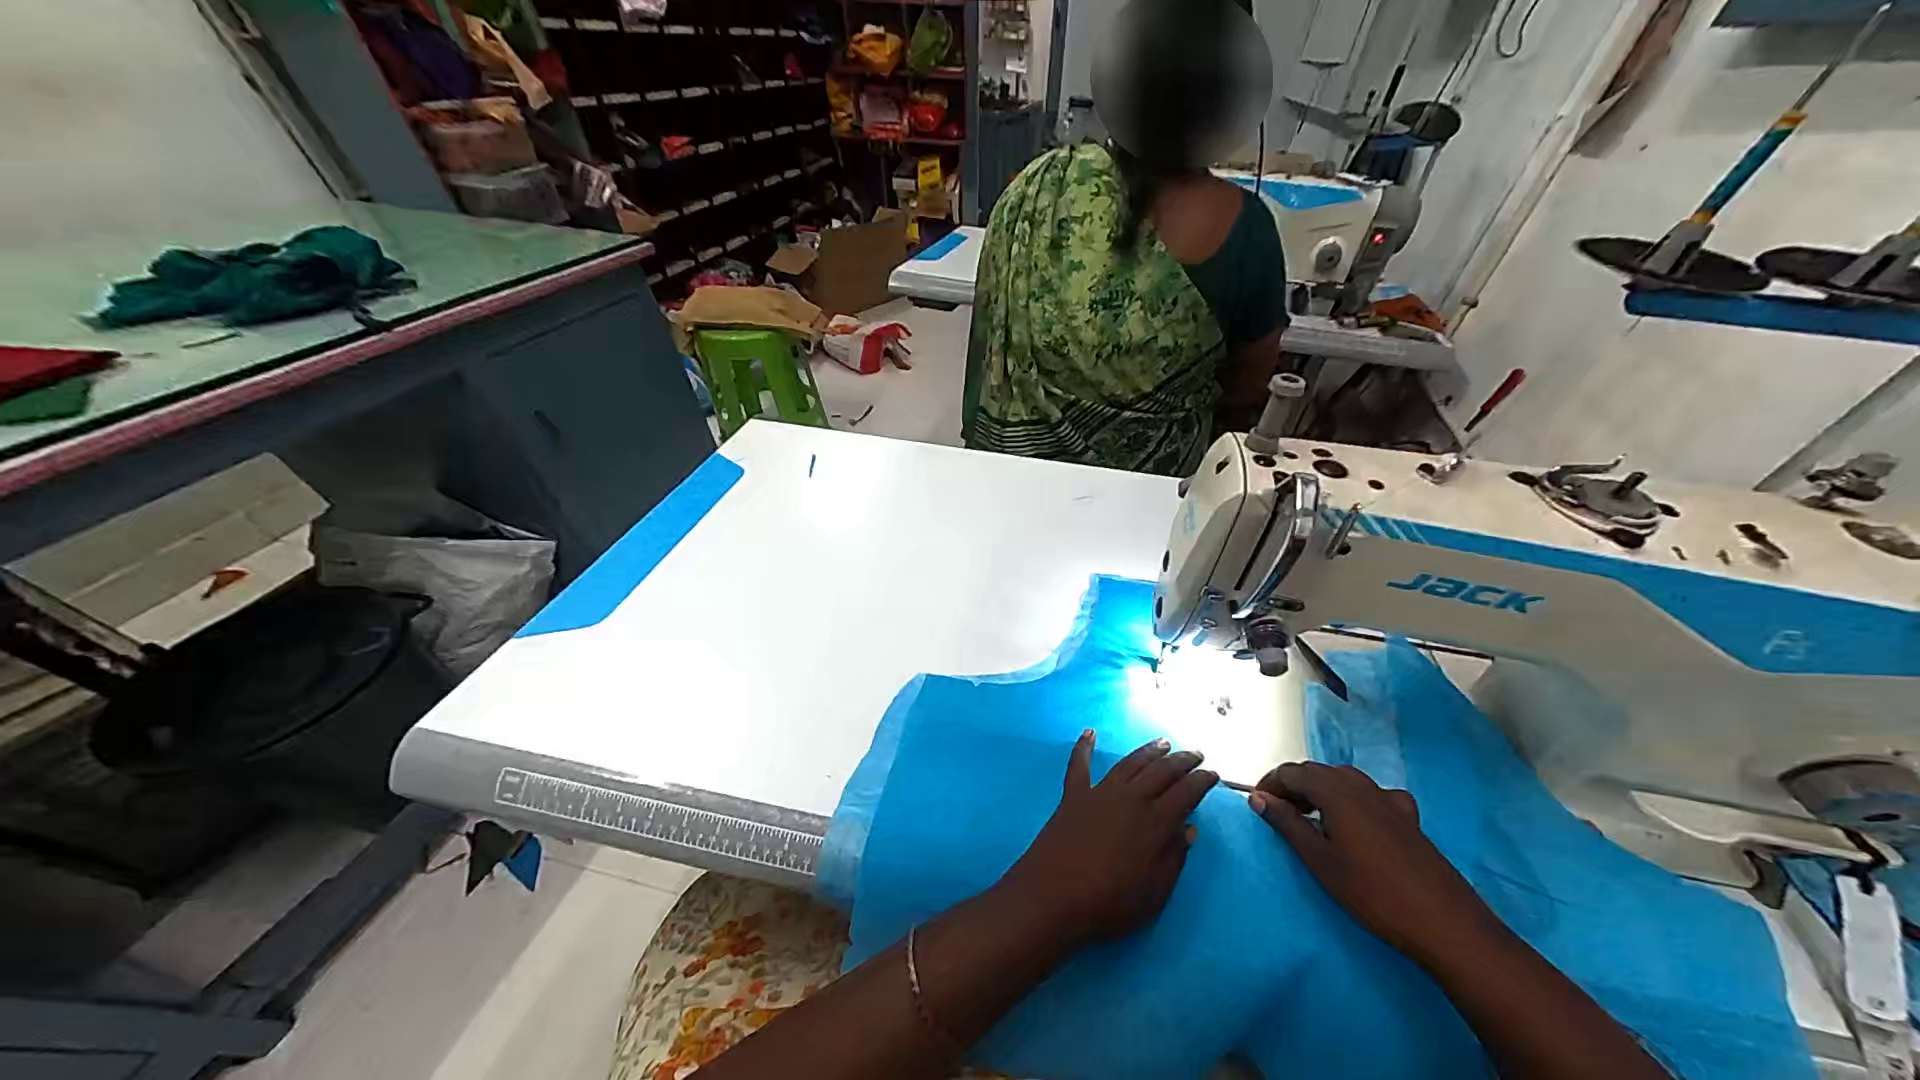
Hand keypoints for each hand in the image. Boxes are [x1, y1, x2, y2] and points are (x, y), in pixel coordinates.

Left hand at [997, 731, 1215, 943]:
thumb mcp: (1155, 892)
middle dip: (1181, 761)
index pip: (1186, 793)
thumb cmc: (1110, 903)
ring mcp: (1099, 793)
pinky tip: (1089, 733)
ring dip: (1148, 751)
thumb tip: (1189, 830)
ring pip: (1129, 764)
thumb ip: (1174, 858)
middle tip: (1195, 753)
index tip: (1212, 774)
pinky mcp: (1072, 796)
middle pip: (1161, 771)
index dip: (1201, 781)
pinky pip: (1079, 765)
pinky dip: (1084, 747)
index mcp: (1155, 822)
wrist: (1054, 895)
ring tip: (1163, 743)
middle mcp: (1130, 799)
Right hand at [1248, 762, 1505, 968]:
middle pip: (1318, 772)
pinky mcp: (1409, 819)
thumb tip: (1258, 798)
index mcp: (1337, 791)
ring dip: (1321, 791)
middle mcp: (1363, 787)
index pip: (1292, 772)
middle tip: (1278, 812)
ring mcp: (1390, 801)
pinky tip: (1357, 821)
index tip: (1257, 804)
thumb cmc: (1373, 893)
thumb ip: (1286, 823)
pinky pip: (1372, 795)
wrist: (1445, 924)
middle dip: (1293, 786)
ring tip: (1309, 817)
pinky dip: (1353, 799)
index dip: (1270, 784)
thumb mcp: (1319, 859)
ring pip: (1345, 780)